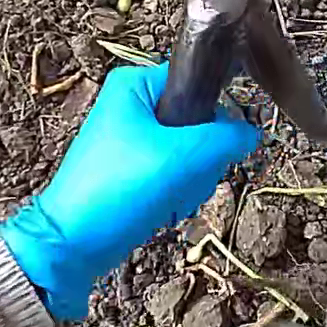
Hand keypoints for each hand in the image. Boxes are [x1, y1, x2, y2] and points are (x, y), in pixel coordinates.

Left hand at [0, 64, 259, 319]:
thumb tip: (252, 134)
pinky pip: (180, 172)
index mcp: (135, 85)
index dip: (216, 113)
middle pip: (200, 121)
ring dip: (194, 178)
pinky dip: (181, 191)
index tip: (215, 141)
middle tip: (187, 173)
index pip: (198, 83)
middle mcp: (134, 106)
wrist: (73, 244)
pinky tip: (167, 205)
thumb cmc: (117, 189)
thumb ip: (227, 138)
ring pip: (195, 150)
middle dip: (204, 156)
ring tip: (173, 193)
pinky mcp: (139, 169)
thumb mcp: (183, 155)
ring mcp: (136, 139)